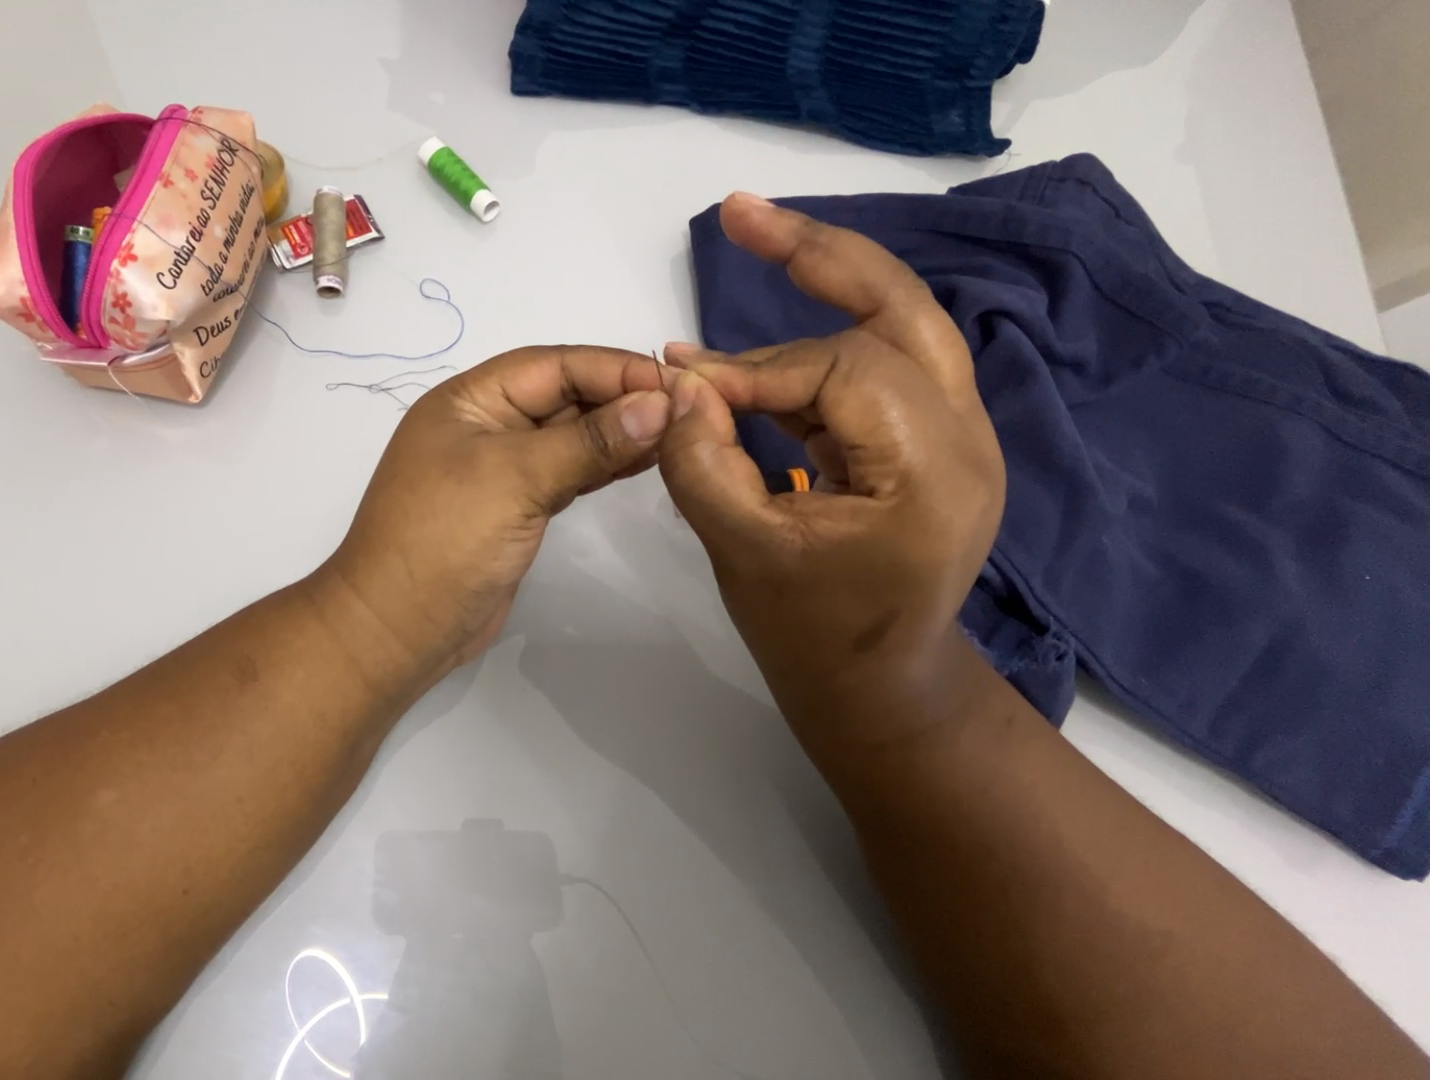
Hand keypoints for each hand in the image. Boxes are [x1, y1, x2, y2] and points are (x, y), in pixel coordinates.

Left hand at [319, 346, 674, 674]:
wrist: (398, 628)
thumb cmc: (444, 540)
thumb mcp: (514, 479)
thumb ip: (588, 442)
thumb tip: (659, 404)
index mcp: (469, 400)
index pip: (552, 365)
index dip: (613, 369)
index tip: (673, 384)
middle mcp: (485, 426)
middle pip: (564, 396)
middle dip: (621, 399)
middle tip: (687, 411)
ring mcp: (501, 470)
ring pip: (570, 437)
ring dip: (619, 434)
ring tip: (678, 435)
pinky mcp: (516, 508)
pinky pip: (567, 473)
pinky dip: (602, 467)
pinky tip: (643, 463)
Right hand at [658, 193, 1004, 744]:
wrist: (877, 688)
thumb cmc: (809, 633)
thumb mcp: (740, 551)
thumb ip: (701, 461)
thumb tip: (676, 382)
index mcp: (929, 469)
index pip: (837, 371)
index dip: (750, 369)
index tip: (678, 386)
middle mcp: (963, 437)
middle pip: (899, 310)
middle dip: (816, 255)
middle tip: (741, 211)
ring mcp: (955, 436)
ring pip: (900, 326)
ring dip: (829, 281)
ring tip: (760, 236)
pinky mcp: (927, 444)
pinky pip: (879, 369)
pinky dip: (819, 347)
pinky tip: (767, 345)